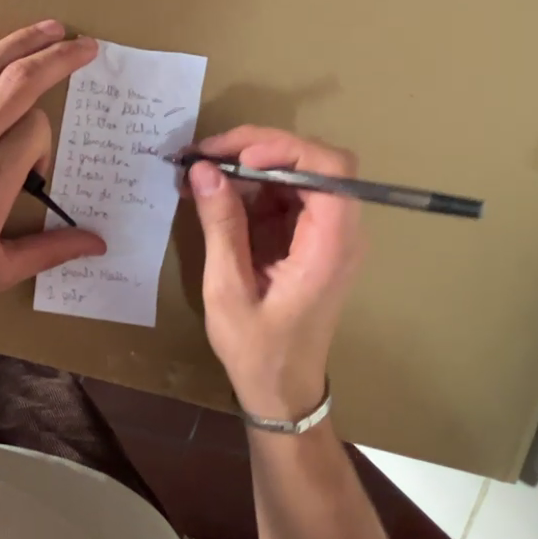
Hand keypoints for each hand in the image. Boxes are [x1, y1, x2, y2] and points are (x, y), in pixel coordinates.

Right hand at [186, 126, 364, 419]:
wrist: (281, 390)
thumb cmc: (258, 349)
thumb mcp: (228, 289)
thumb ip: (221, 226)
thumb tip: (203, 169)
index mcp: (330, 246)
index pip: (330, 169)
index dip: (285, 148)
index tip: (235, 157)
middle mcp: (339, 233)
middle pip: (313, 163)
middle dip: (257, 149)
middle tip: (203, 156)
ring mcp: (325, 235)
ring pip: (296, 175)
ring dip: (248, 166)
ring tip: (198, 172)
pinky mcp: (308, 239)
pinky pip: (285, 197)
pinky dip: (250, 188)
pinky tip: (213, 194)